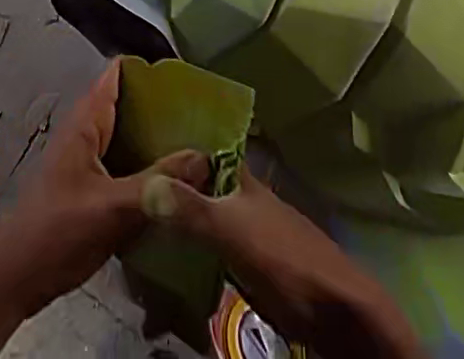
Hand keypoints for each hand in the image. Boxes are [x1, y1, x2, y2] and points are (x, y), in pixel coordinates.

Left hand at [0, 59, 207, 358]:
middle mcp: (88, 136)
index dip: (148, 70)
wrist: (19, 275)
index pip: (115, 77)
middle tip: (208, 120)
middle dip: (164, 110)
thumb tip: (205, 157)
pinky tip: (181, 189)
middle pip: (129, 108)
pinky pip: (131, 171)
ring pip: (131, 142)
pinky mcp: (96, 192)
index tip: (188, 79)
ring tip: (205, 150)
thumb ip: (158, 183)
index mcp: (85, 124)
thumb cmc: (57, 230)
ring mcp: (90, 164)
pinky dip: (154, 172)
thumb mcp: (112, 206)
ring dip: (161, 144)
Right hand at [151, 166, 425, 358]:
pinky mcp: (246, 264)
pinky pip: (207, 249)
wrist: (335, 313)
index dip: (172, 150)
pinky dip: (187, 251)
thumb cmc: (284, 256)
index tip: (136, 149)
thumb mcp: (231, 229)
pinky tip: (163, 256)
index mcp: (240, 180)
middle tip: (128, 190)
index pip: (200, 152)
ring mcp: (245, 232)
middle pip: (197, 185)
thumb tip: (144, 183)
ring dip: (174, 221)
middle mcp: (241, 199)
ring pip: (201, 218)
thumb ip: (189, 208)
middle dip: (167, 187)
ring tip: (135, 223)